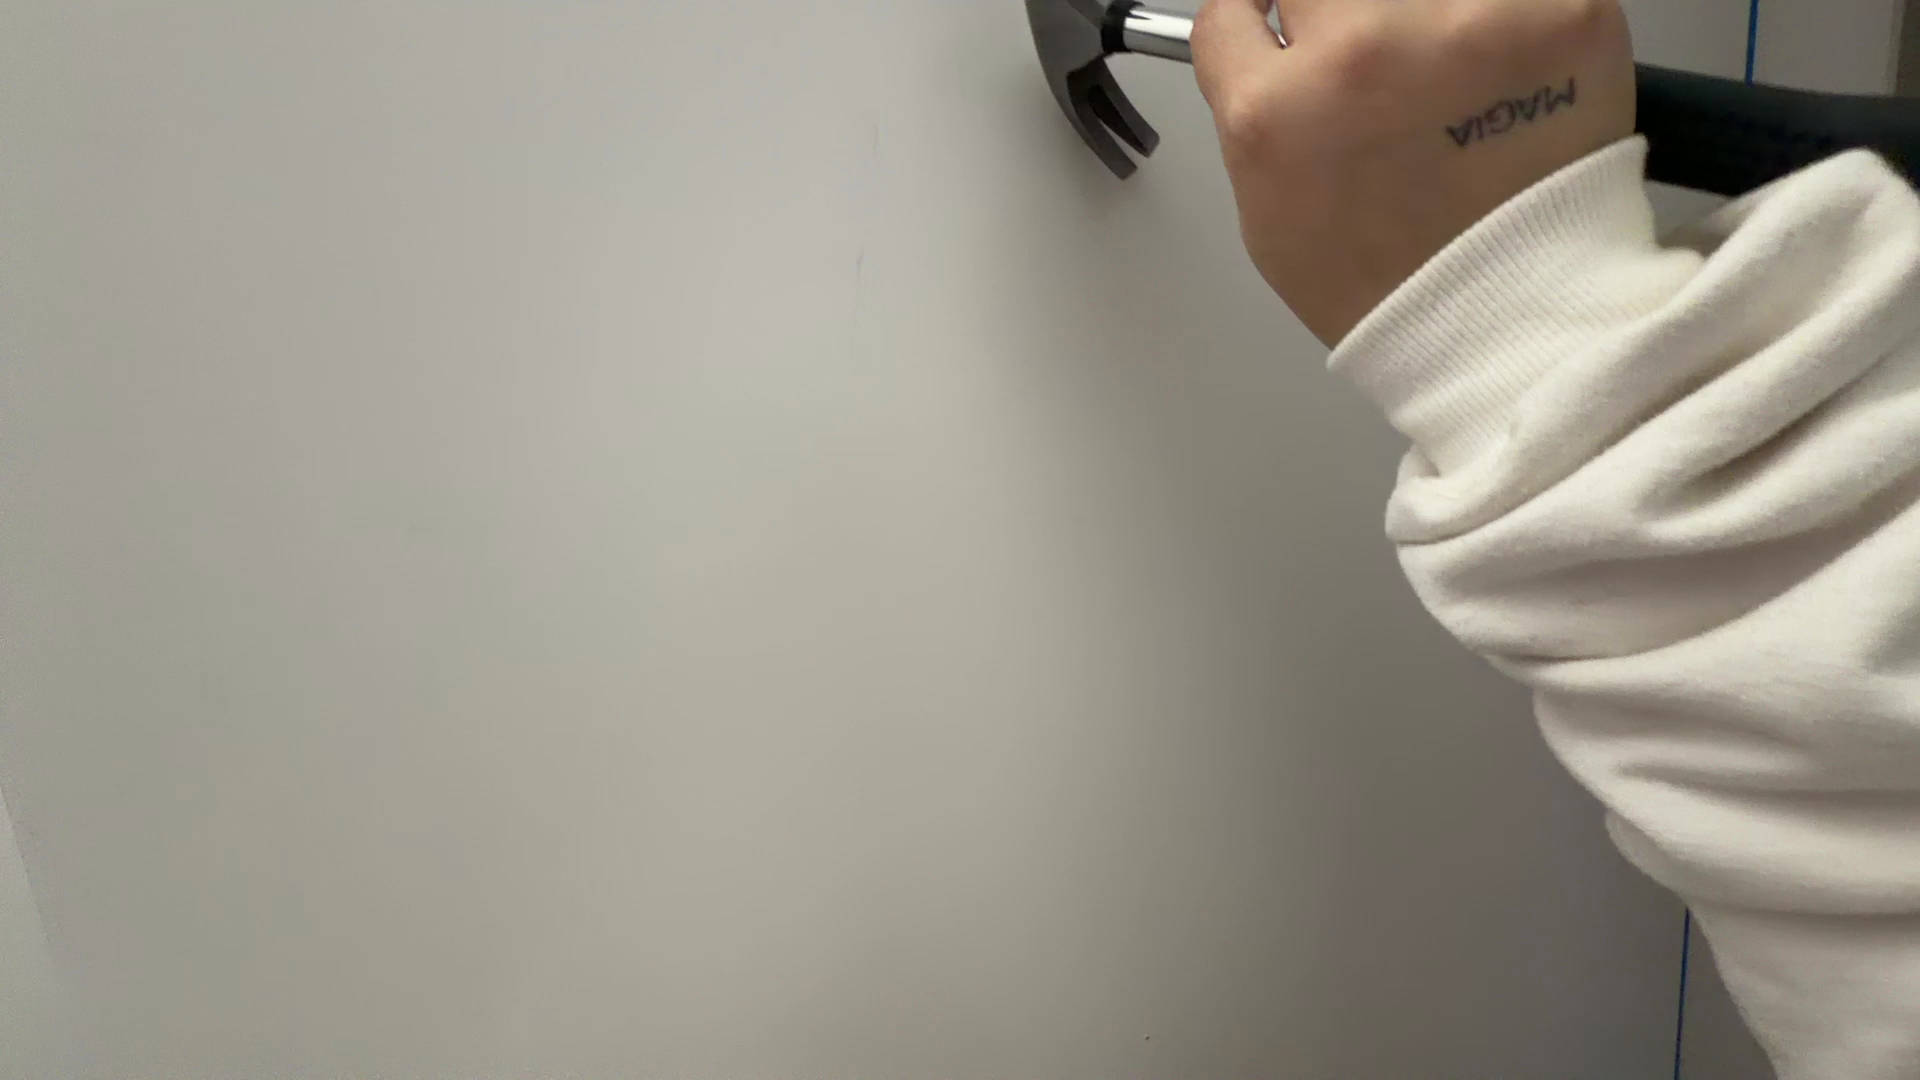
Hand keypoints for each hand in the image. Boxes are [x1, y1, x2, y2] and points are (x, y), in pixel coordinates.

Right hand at [1192, 0, 1636, 344]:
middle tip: (1354, 56)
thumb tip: (1270, 52)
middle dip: (1323, 9)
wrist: (1493, 314)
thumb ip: (1258, 119)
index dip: (1247, 20)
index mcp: (1271, 114)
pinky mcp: (1561, 6)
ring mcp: (1462, 19)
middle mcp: (1354, 53)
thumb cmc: (1370, 281)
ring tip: (1432, 74)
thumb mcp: (1267, 215)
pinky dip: (1489, 19)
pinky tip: (1491, 74)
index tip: (1268, 26)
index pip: (1229, 9)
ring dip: (1409, 15)